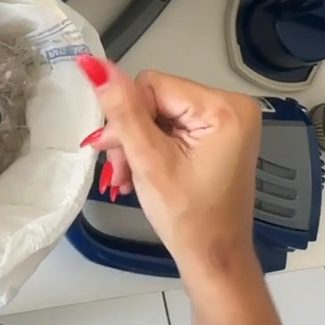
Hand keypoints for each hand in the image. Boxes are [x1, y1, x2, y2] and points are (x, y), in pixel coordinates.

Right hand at [78, 55, 263, 279]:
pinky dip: (149, 145)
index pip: (151, 84)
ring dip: (134, 141)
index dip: (129, 115)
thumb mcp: (148, 159)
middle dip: (130, 132)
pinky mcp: (215, 134)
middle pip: (154, 98)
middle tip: (119, 167)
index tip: (120, 152)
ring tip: (125, 174)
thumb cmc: (187, 217)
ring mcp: (224, 121)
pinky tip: (138, 169)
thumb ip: (122, 110)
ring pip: (156, 112)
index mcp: (223, 108)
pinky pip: (169, 125)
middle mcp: (230, 106)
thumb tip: (95, 64)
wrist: (214, 259)